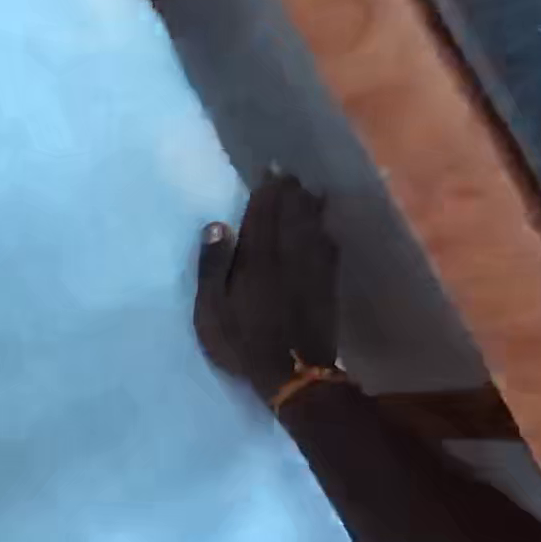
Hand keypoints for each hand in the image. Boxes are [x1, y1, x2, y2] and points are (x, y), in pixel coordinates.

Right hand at [195, 175, 339, 402]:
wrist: (293, 372)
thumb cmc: (243, 341)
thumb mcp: (212, 310)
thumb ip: (213, 267)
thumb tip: (216, 226)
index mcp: (258, 258)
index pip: (264, 213)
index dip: (268, 189)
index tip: (270, 169)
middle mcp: (288, 255)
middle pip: (293, 213)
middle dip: (291, 191)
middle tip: (289, 174)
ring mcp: (312, 269)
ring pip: (314, 226)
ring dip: (310, 205)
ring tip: (308, 190)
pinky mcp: (327, 284)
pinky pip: (329, 247)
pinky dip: (325, 230)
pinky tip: (325, 226)